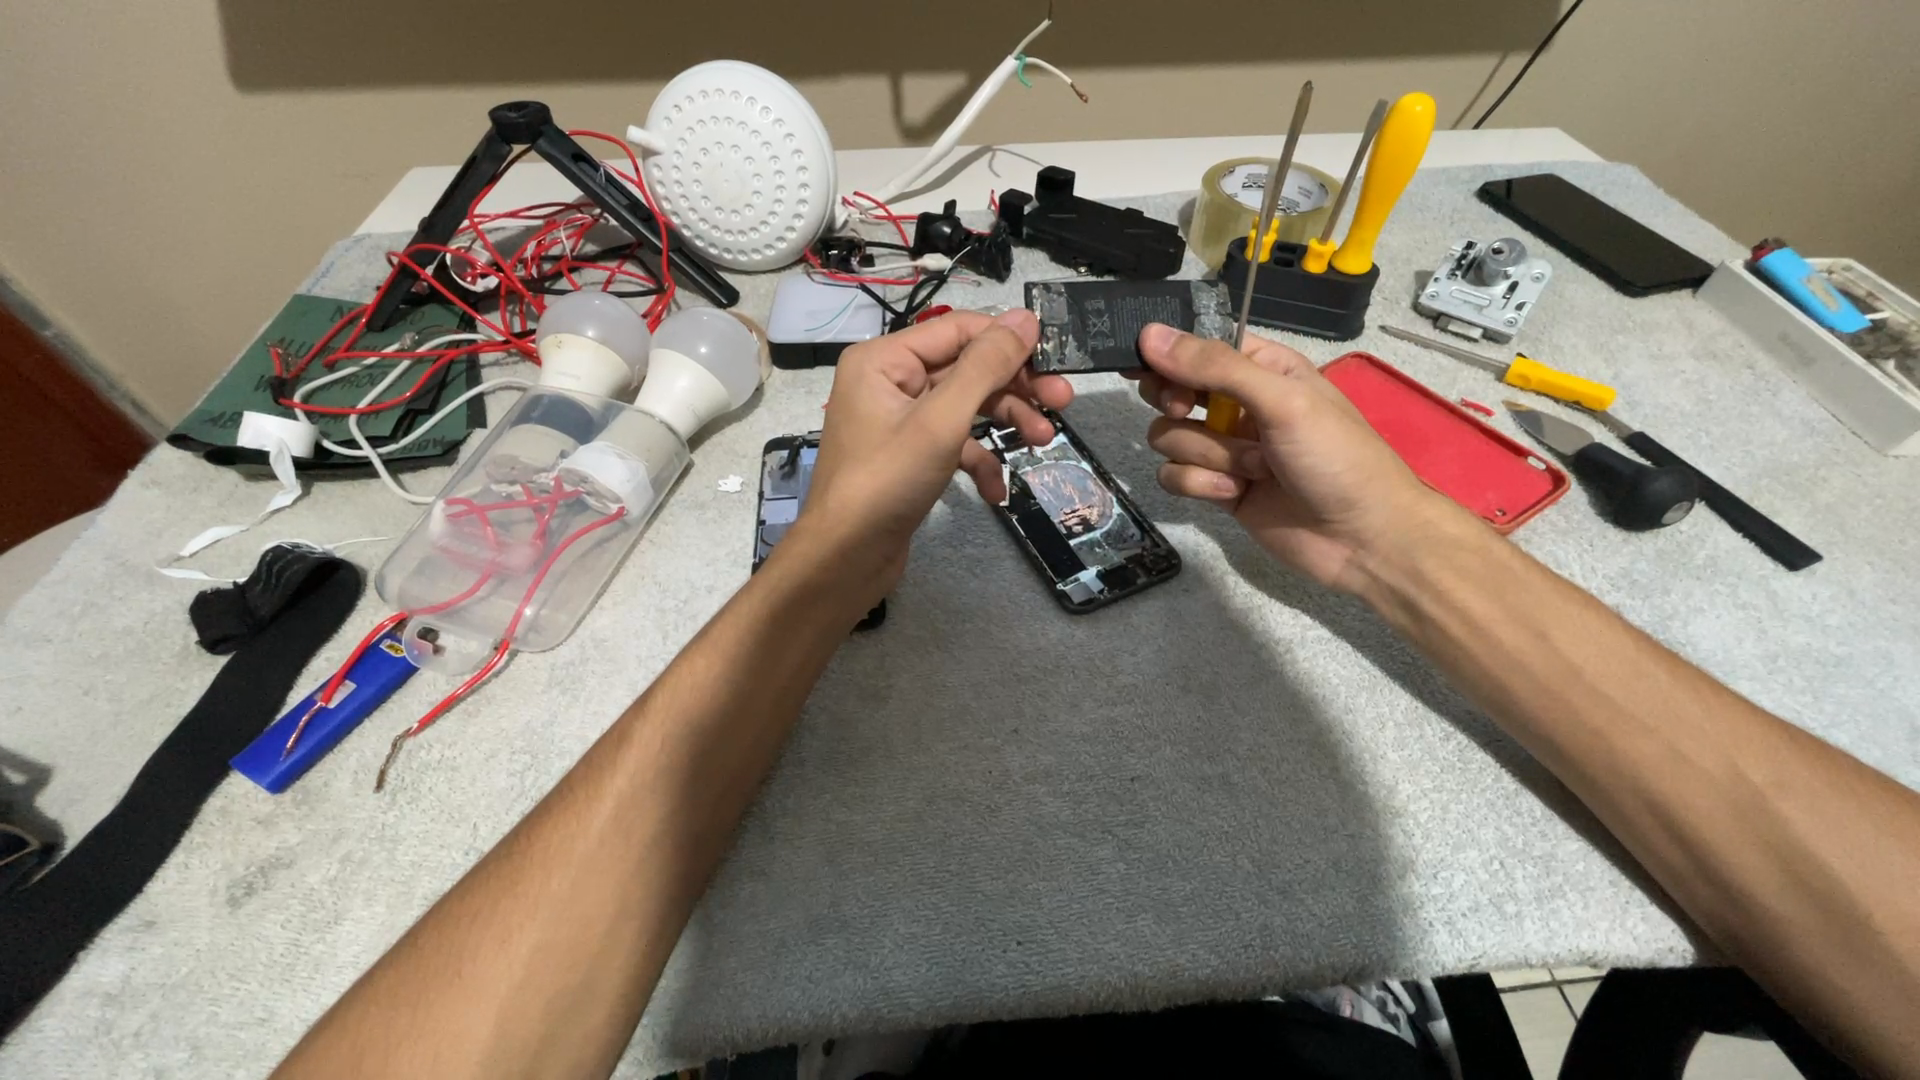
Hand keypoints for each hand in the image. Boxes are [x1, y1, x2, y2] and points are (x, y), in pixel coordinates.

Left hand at [789, 308, 1066, 600]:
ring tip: (1042, 442)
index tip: (1055, 360)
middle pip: (966, 369)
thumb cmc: (887, 482)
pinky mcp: (909, 456)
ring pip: (965, 407)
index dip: (1008, 341)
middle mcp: (889, 382)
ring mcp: (899, 421)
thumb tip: (1026, 318)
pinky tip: (995, 491)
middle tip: (1062, 402)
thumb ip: (985, 367)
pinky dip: (978, 462)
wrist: (845, 559)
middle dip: (1014, 387)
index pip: (959, 330)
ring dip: (1005, 423)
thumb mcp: (942, 420)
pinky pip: (953, 444)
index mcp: (884, 360)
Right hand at [1132, 323, 1458, 592]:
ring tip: (1251, 468)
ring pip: (1168, 436)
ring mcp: (1224, 448)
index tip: (1146, 366)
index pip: (1196, 346)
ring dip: (1205, 453)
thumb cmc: (1335, 457)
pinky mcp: (1215, 488)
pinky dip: (1200, 484)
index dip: (1167, 354)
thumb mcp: (1282, 400)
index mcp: (1261, 368)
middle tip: (1187, 410)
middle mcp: (1237, 404)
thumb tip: (1149, 335)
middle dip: (1174, 403)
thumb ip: (1215, 367)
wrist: (1360, 538)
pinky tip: (1234, 493)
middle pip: (1169, 390)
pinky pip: (1174, 476)